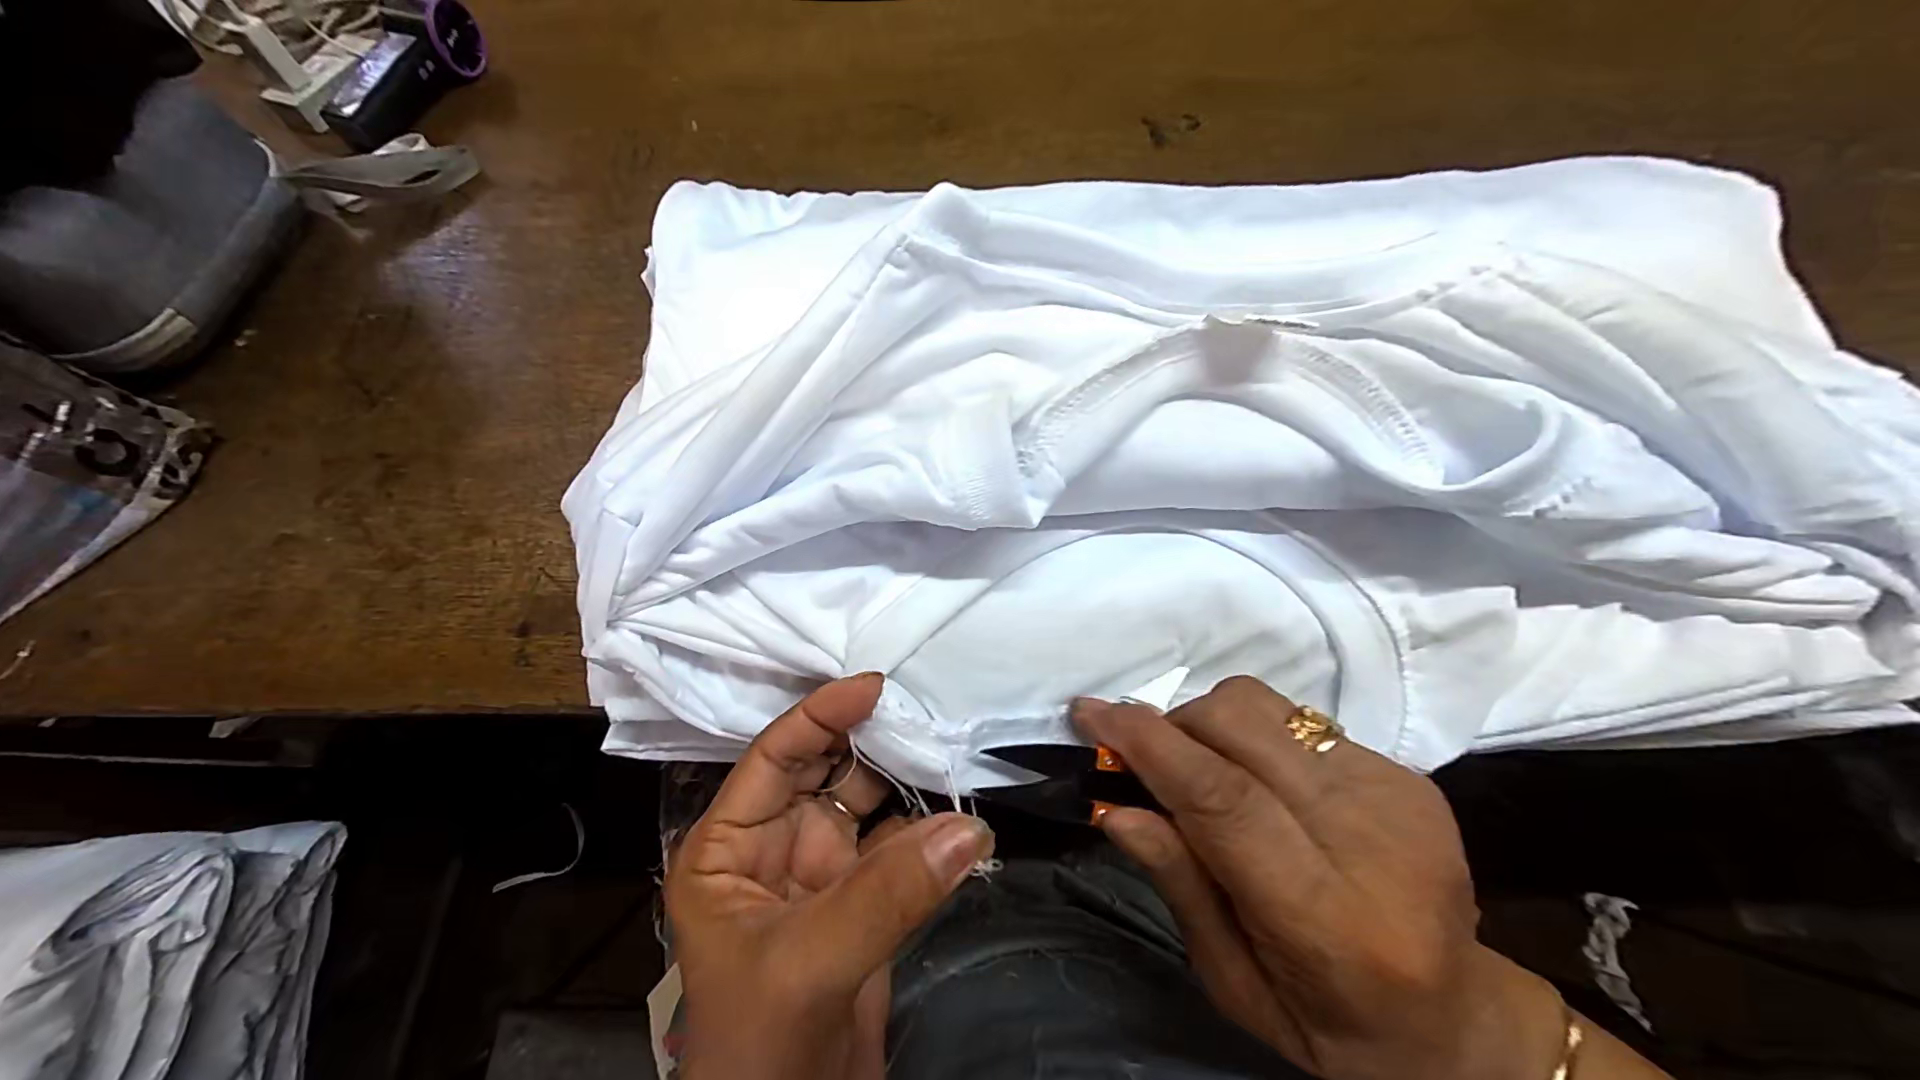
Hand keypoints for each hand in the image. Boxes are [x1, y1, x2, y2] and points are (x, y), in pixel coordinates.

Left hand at [665, 673, 995, 1079]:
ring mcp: (820, 871)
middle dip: (868, 740)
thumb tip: (969, 827)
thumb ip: (887, 894)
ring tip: (950, 748)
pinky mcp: (862, 899)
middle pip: (824, 770)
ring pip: (864, 803)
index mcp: (728, 846)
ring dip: (904, 779)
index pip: (774, 756)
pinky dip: (928, 828)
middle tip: (924, 711)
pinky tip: (961, 814)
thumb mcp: (810, 960)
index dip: (821, 716)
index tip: (875, 687)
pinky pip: (897, 845)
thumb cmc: (759, 1044)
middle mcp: (772, 845)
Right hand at [1074, 677, 1567, 1079]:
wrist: (1462, 1024)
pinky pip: (1296, 719)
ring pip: (1263, 705)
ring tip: (1202, 772)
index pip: (1223, 800)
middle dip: (1169, 725)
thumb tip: (1116, 806)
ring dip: (1207, 724)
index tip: (1090, 714)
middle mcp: (1372, 839)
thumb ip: (1177, 883)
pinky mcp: (1408, 772)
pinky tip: (1259, 784)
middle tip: (1143, 761)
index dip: (1148, 744)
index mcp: (1329, 919)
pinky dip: (1251, 737)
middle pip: (1240, 726)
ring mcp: (1397, 794)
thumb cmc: (1333, 1028)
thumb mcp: (1234, 984)